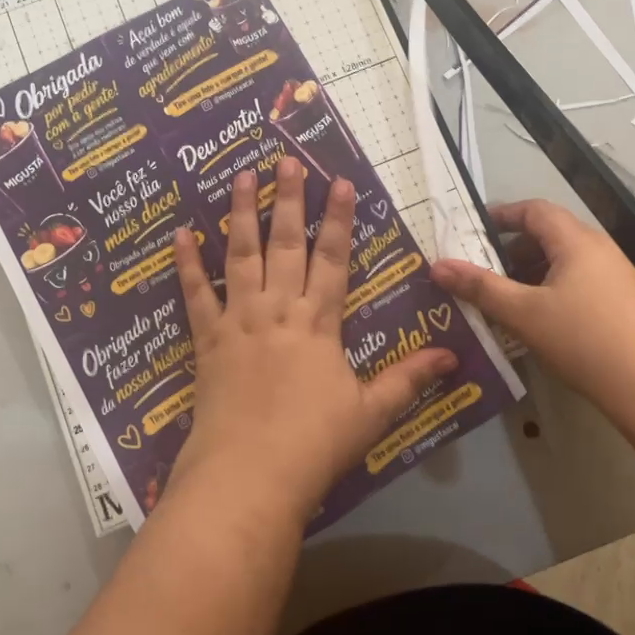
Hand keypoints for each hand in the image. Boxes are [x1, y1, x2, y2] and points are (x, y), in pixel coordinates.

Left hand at [169, 158, 458, 520]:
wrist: (249, 474)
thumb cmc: (314, 444)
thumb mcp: (371, 413)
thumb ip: (408, 379)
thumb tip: (453, 357)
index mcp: (318, 323)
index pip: (333, 259)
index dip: (338, 219)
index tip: (340, 181)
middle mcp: (278, 309)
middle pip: (286, 244)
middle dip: (289, 200)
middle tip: (286, 160)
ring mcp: (238, 320)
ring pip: (241, 255)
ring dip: (241, 214)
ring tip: (241, 176)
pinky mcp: (206, 340)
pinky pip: (195, 294)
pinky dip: (188, 264)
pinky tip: (181, 234)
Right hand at [430, 199, 634, 411]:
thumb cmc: (580, 340)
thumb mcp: (521, 313)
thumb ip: (479, 287)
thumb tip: (437, 266)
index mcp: (576, 241)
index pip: (535, 210)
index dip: (503, 215)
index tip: (476, 230)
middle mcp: (601, 248)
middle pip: (551, 231)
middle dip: (515, 246)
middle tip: (487, 267)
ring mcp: (619, 273)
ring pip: (568, 256)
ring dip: (535, 267)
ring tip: (510, 293)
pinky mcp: (628, 299)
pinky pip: (583, 276)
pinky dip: (556, 283)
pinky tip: (543, 314)